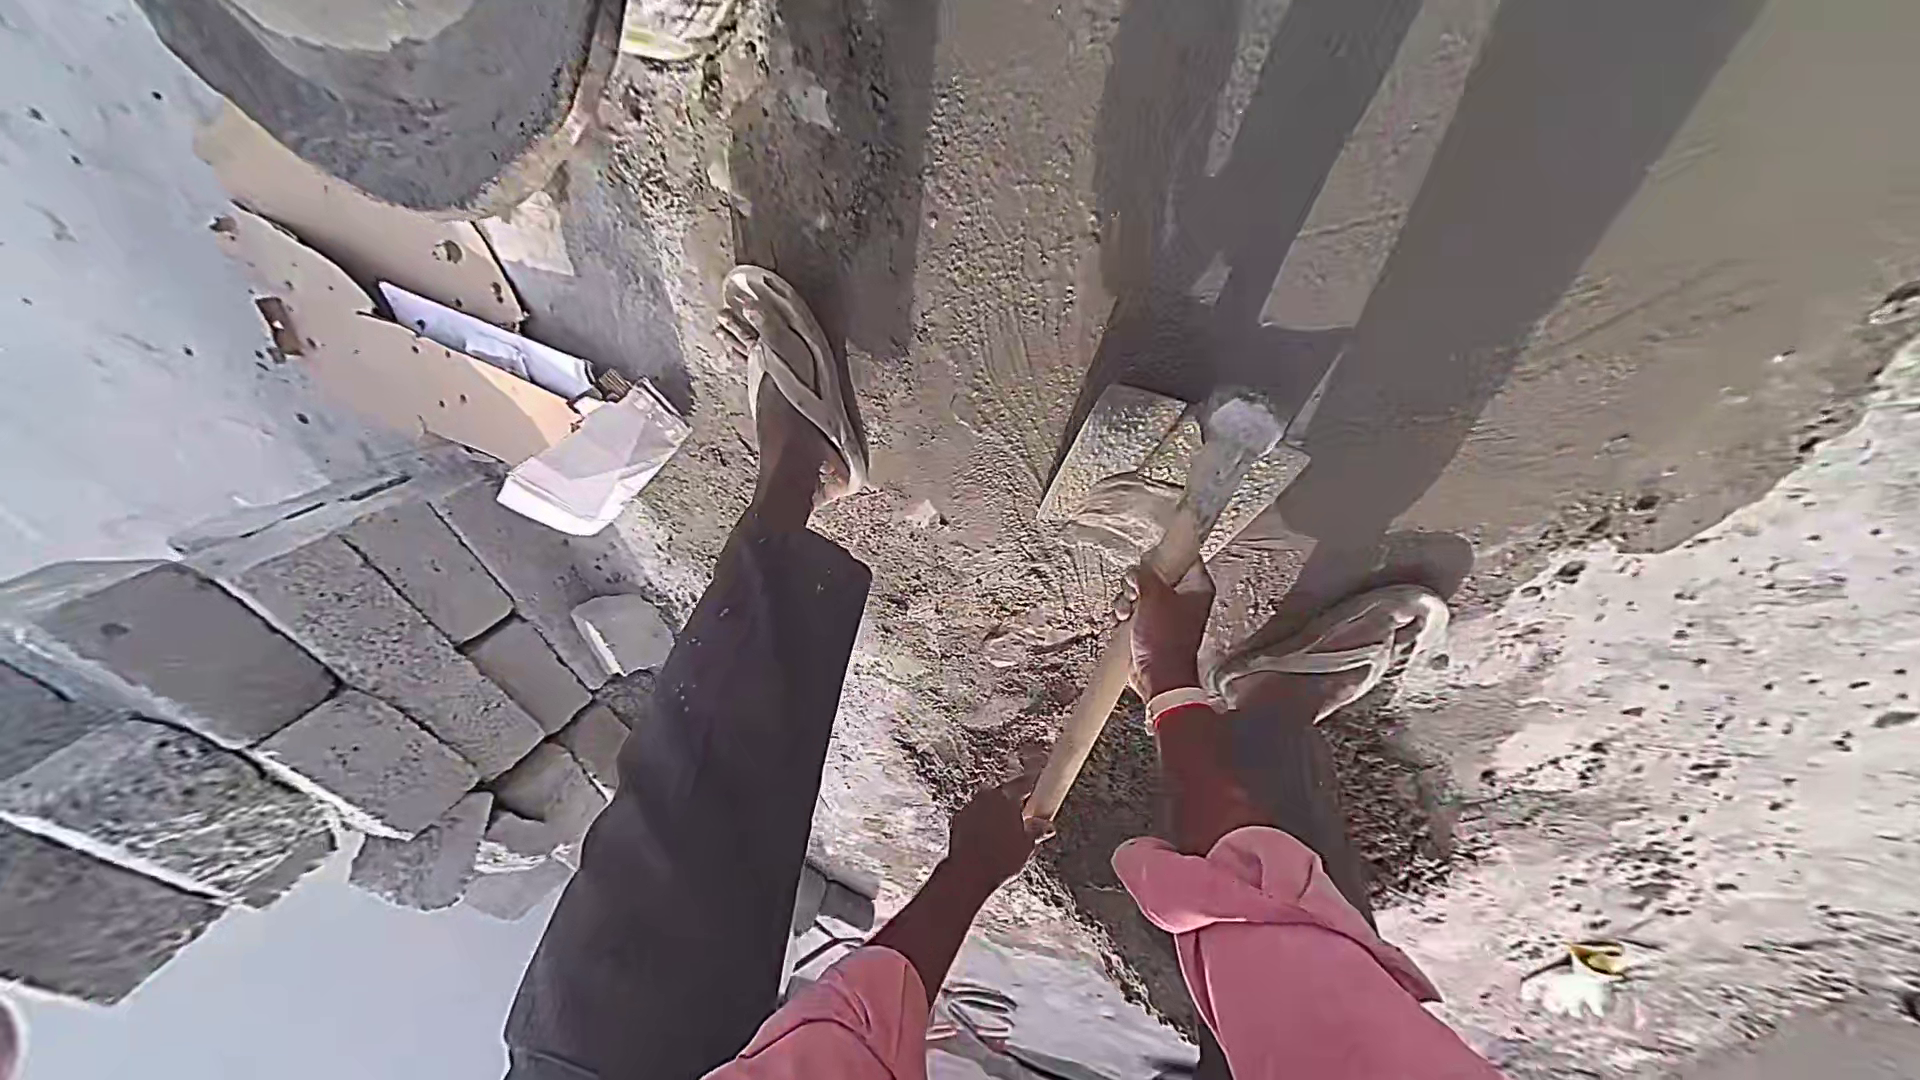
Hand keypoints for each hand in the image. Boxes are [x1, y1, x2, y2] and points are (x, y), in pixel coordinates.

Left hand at [944, 773, 1049, 893]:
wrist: (969, 873)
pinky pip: (974, 816)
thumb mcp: (1027, 846)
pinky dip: (981, 822)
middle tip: (1021, 819)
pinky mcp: (958, 819)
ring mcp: (970, 807)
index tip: (1035, 787)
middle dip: (1012, 803)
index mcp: (1006, 798)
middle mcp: (986, 796)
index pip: (1022, 784)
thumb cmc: (1000, 859)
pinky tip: (987, 839)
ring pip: (987, 804)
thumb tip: (1046, 826)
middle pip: (1003, 793)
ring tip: (1003, 834)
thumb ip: (1037, 830)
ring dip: (995, 812)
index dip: (1031, 786)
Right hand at [1116, 560, 1214, 698]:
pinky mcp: (1149, 625)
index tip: (1148, 559)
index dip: (1163, 555)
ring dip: (1126, 599)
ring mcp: (1164, 612)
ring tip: (1126, 612)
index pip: (1183, 557)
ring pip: (1139, 591)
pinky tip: (1121, 621)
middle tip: (1134, 592)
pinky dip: (1123, 613)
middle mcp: (1183, 598)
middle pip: (1155, 573)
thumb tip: (1140, 565)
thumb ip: (1146, 574)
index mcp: (1196, 587)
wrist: (1157, 674)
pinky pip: (1131, 608)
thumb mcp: (1155, 596)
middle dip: (1137, 582)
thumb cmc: (1165, 638)